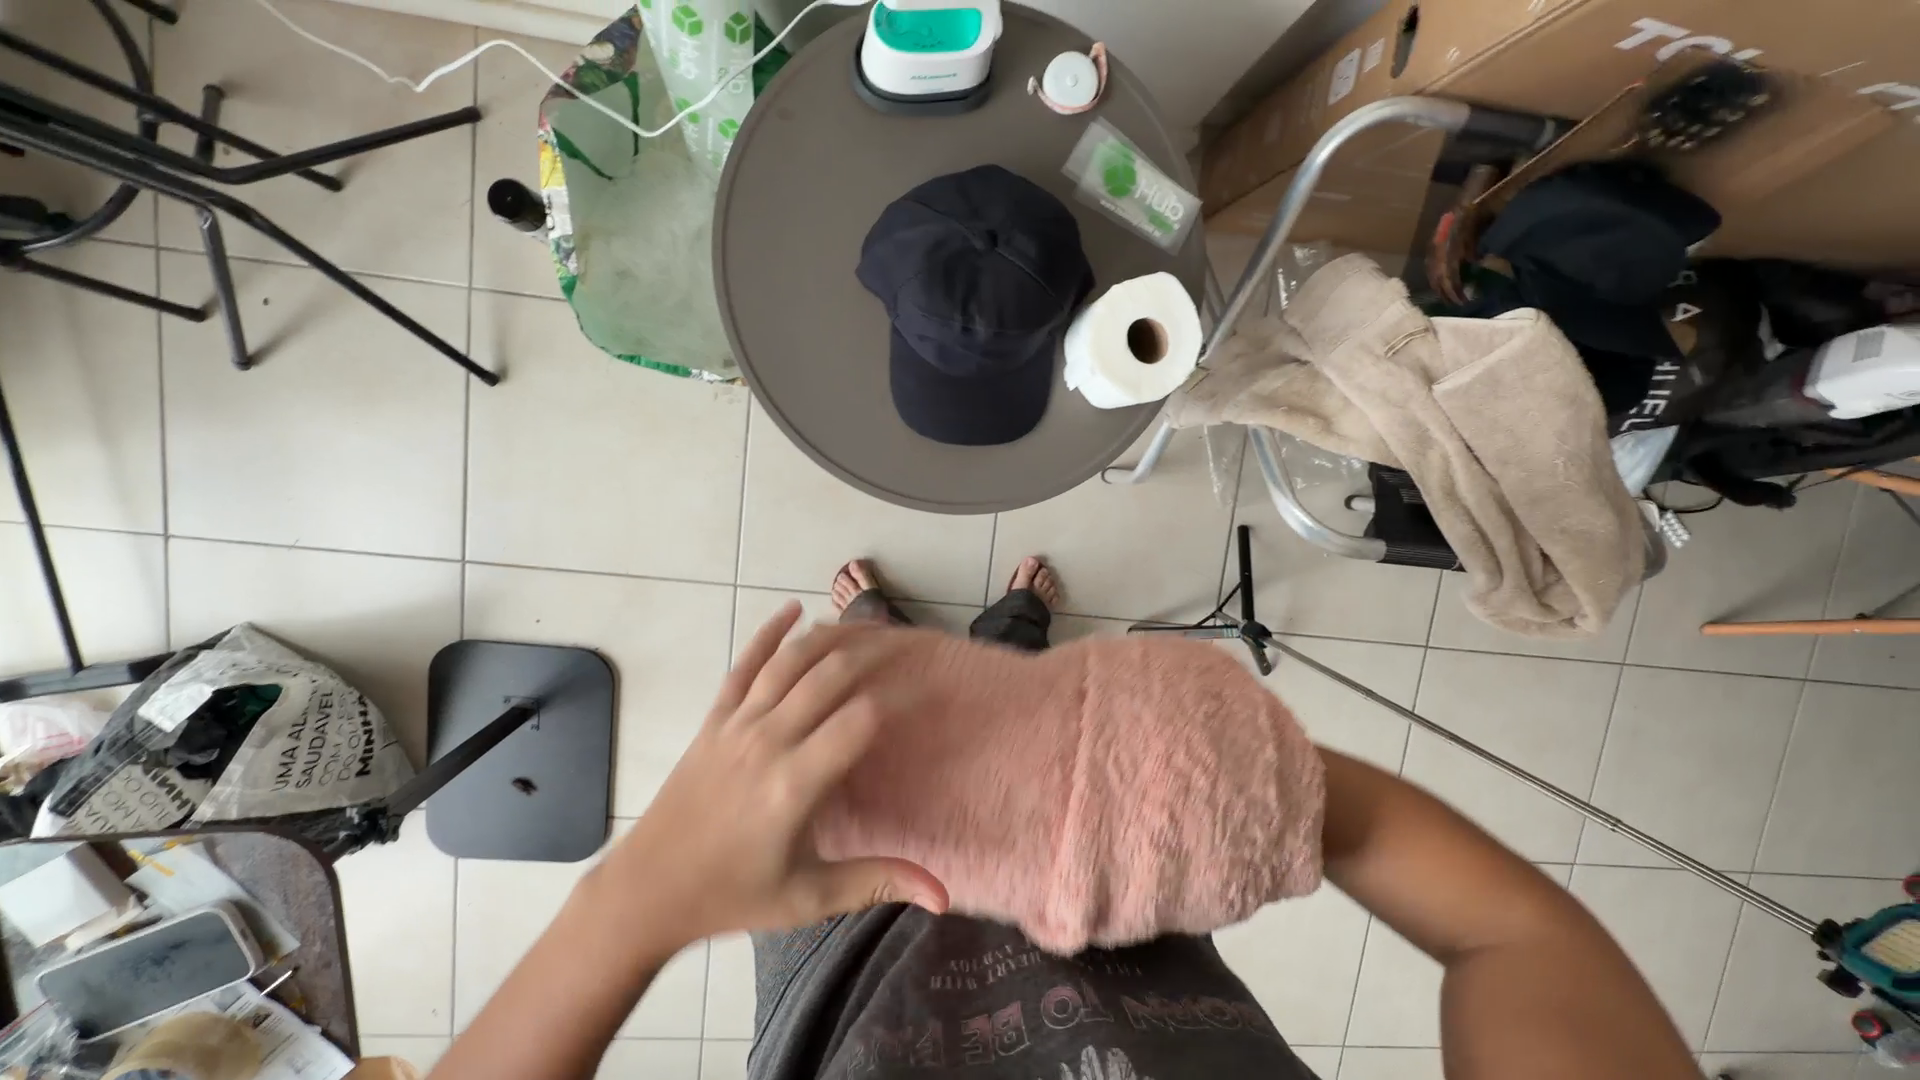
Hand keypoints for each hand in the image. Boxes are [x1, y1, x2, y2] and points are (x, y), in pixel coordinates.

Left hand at [601, 602, 947, 944]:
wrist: (647, 891)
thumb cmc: (732, 896)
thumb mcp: (807, 897)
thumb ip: (876, 883)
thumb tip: (944, 895)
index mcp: (796, 784)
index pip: (862, 719)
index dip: (901, 700)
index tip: (930, 695)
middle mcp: (768, 741)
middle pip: (830, 676)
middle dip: (874, 655)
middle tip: (908, 650)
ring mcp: (736, 725)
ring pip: (789, 662)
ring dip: (829, 638)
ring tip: (865, 627)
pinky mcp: (713, 721)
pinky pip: (743, 667)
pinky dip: (768, 634)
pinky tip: (793, 610)